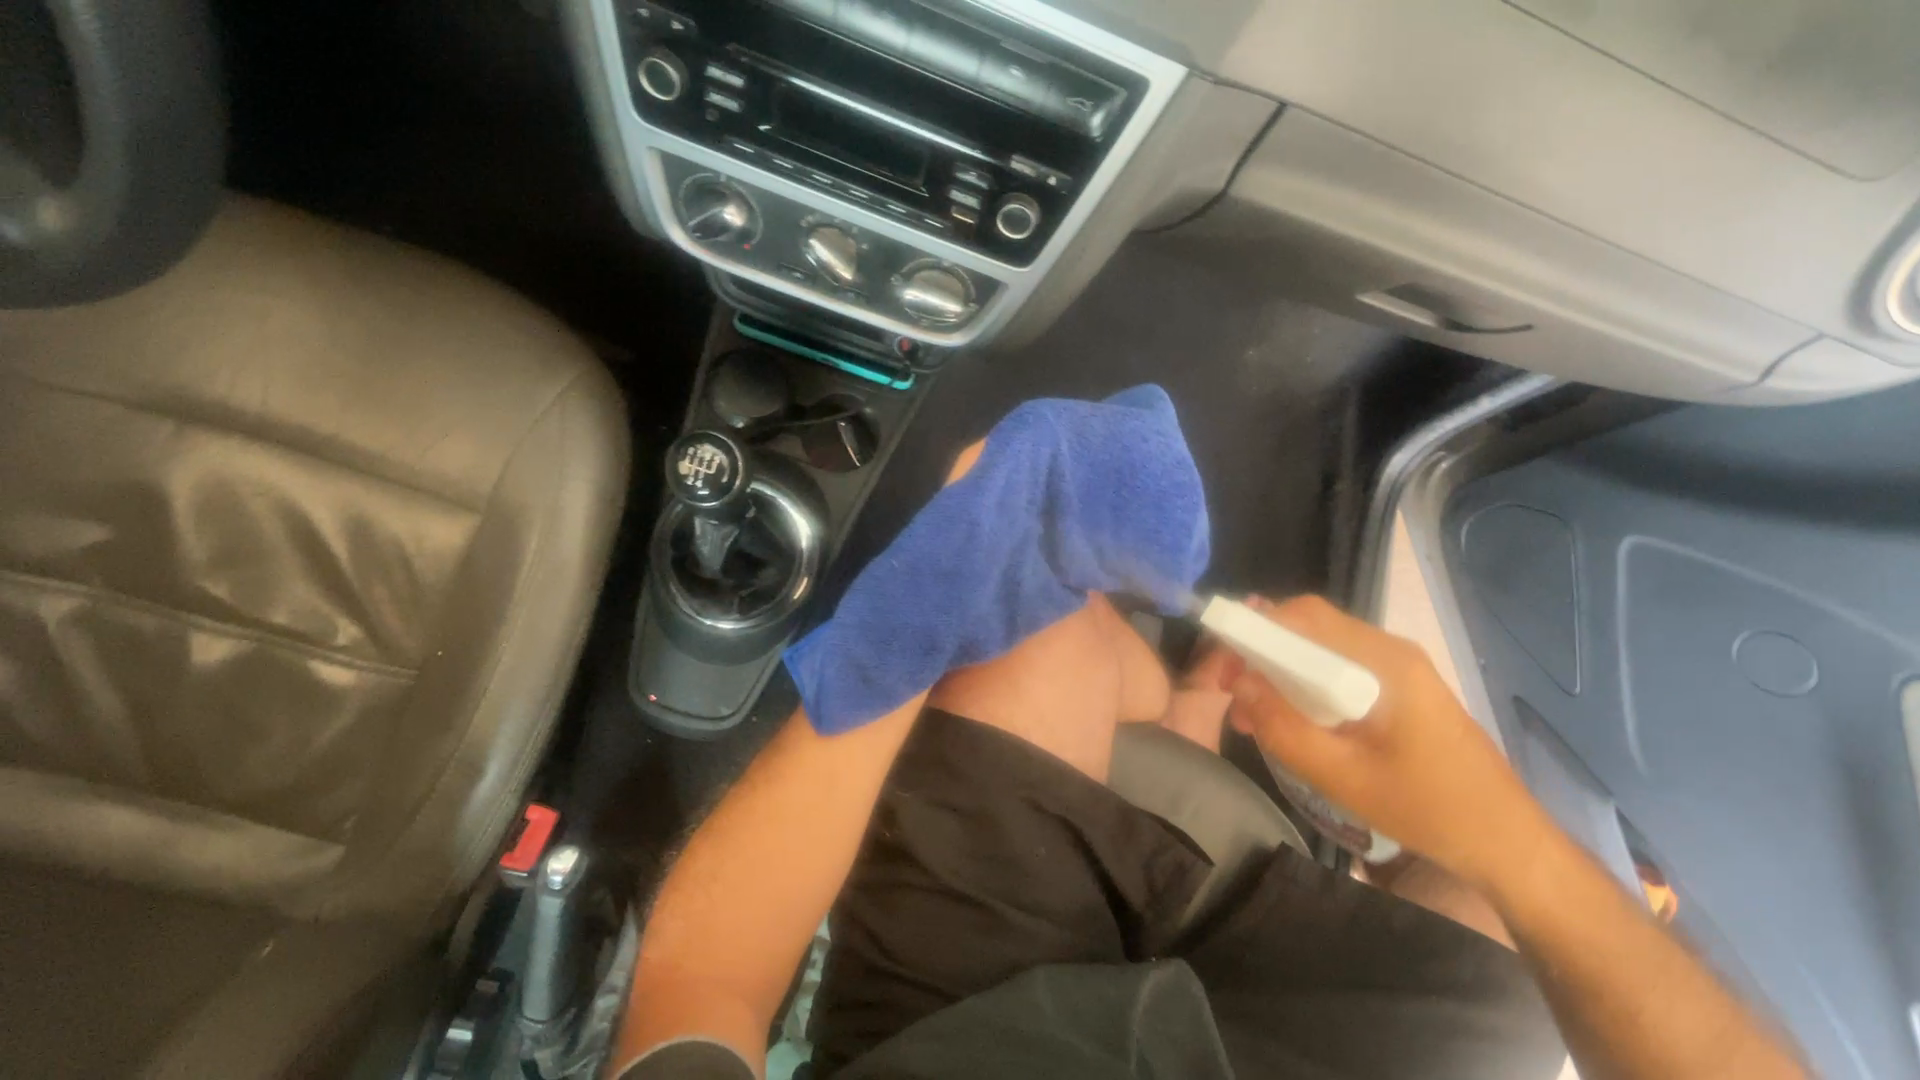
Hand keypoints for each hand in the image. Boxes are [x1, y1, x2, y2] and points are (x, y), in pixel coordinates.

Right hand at [1225, 596, 1550, 887]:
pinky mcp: (1400, 691)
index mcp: (1383, 663)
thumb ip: (1285, 729)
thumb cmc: (1428, 809)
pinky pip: (1339, 672)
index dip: (1254, 632)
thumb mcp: (1343, 777)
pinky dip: (1304, 687)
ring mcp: (1398, 670)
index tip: (1221, 668)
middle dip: (1261, 652)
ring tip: (1249, 713)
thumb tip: (1239, 685)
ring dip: (1279, 672)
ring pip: (1322, 650)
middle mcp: (1391, 653)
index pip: (1305, 618)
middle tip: (1229, 692)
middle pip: (1310, 628)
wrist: (1506, 840)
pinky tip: (1287, 722)